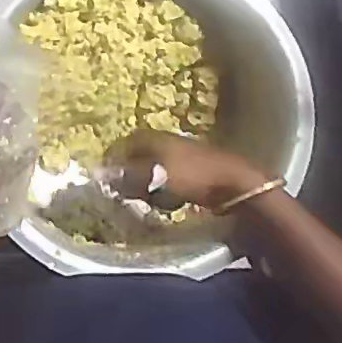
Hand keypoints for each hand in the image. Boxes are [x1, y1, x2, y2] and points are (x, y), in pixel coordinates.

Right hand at [107, 130, 270, 211]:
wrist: (238, 188)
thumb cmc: (193, 177)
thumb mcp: (155, 174)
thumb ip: (129, 175)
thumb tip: (102, 174)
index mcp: (159, 137)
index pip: (130, 140)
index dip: (116, 155)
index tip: (105, 173)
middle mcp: (173, 143)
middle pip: (144, 154)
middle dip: (131, 170)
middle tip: (120, 189)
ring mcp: (190, 159)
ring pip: (160, 168)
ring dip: (149, 182)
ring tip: (141, 200)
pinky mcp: (202, 176)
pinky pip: (175, 182)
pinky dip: (166, 192)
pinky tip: (168, 204)